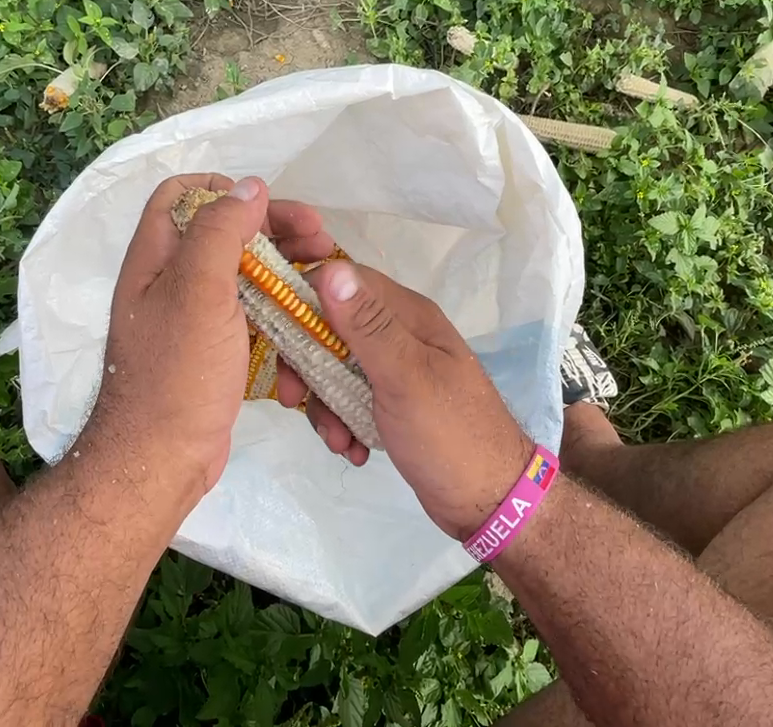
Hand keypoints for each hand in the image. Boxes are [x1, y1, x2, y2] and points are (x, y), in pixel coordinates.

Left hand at [79, 174, 337, 503]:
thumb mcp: (198, 290)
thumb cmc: (177, 371)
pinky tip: (309, 314)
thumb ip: (221, 232)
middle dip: (275, 227)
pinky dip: (280, 306)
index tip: (268, 206)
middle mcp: (172, 278)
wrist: (162, 459)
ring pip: (245, 271)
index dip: (224, 188)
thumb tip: (250, 186)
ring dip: (285, 265)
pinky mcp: (216, 345)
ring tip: (325, 269)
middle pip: (226, 231)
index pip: (181, 194)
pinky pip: (252, 310)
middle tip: (321, 237)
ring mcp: (195, 314)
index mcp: (157, 256)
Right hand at [284, 260, 535, 540]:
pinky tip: (353, 449)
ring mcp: (397, 369)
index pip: (344, 282)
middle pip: (332, 328)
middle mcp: (401, 334)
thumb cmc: (450, 435)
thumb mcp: (404, 376)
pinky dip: (343, 422)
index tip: (282, 338)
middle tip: (295, 399)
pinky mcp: (392, 403)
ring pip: (336, 368)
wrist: (490, 503)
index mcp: (408, 315)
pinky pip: (350, 399)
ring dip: (325, 403)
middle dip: (308, 364)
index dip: (306, 301)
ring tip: (338, 440)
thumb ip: (367, 325)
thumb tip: (331, 268)